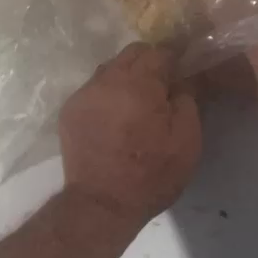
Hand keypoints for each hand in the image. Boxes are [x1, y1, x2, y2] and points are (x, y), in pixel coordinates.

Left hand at [59, 43, 201, 231]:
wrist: (101, 205)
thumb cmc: (151, 175)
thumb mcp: (186, 140)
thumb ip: (188, 99)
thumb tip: (184, 79)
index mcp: (137, 84)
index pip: (159, 52)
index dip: (175, 58)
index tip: (184, 70)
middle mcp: (106, 80)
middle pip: (132, 53)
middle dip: (150, 63)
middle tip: (162, 87)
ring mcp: (84, 94)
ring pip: (110, 68)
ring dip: (127, 77)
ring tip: (138, 103)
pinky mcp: (70, 110)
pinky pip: (94, 88)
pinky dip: (108, 94)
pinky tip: (116, 117)